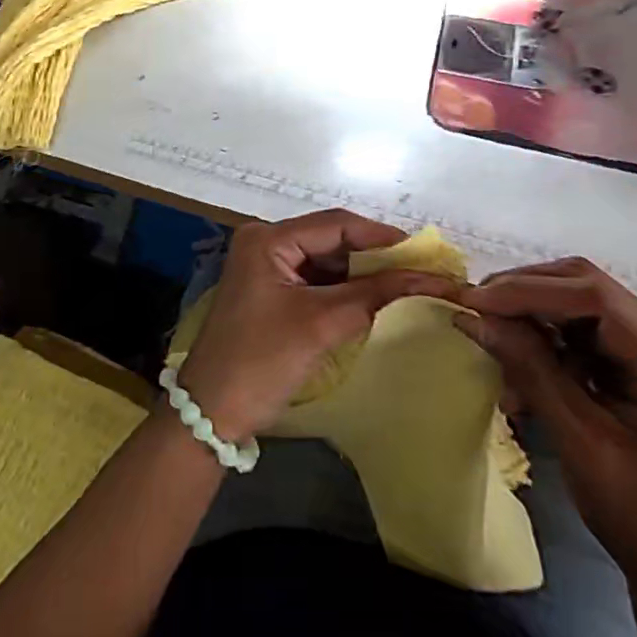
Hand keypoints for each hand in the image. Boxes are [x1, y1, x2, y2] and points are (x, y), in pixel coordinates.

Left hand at [177, 210, 459, 440]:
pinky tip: (374, 300)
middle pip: (332, 240)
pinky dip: (344, 291)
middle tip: (420, 270)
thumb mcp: (320, 324)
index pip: (335, 224)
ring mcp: (266, 269)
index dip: (382, 236)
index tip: (423, 251)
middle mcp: (265, 244)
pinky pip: (316, 282)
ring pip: (326, 262)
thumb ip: (373, 295)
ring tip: (406, 285)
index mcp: (268, 240)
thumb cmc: (261, 362)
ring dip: (362, 275)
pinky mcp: (271, 293)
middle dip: (375, 257)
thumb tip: (424, 277)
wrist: (211, 412)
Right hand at [455, 259, 636, 607]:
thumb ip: (531, 370)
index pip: (599, 300)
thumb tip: (475, 317)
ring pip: (597, 312)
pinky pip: (603, 340)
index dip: (529, 291)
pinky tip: (529, 366)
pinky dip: (559, 345)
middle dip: (531, 295)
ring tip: (498, 342)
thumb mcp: (580, 443)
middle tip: (478, 310)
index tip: (474, 301)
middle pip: (599, 294)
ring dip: (541, 319)